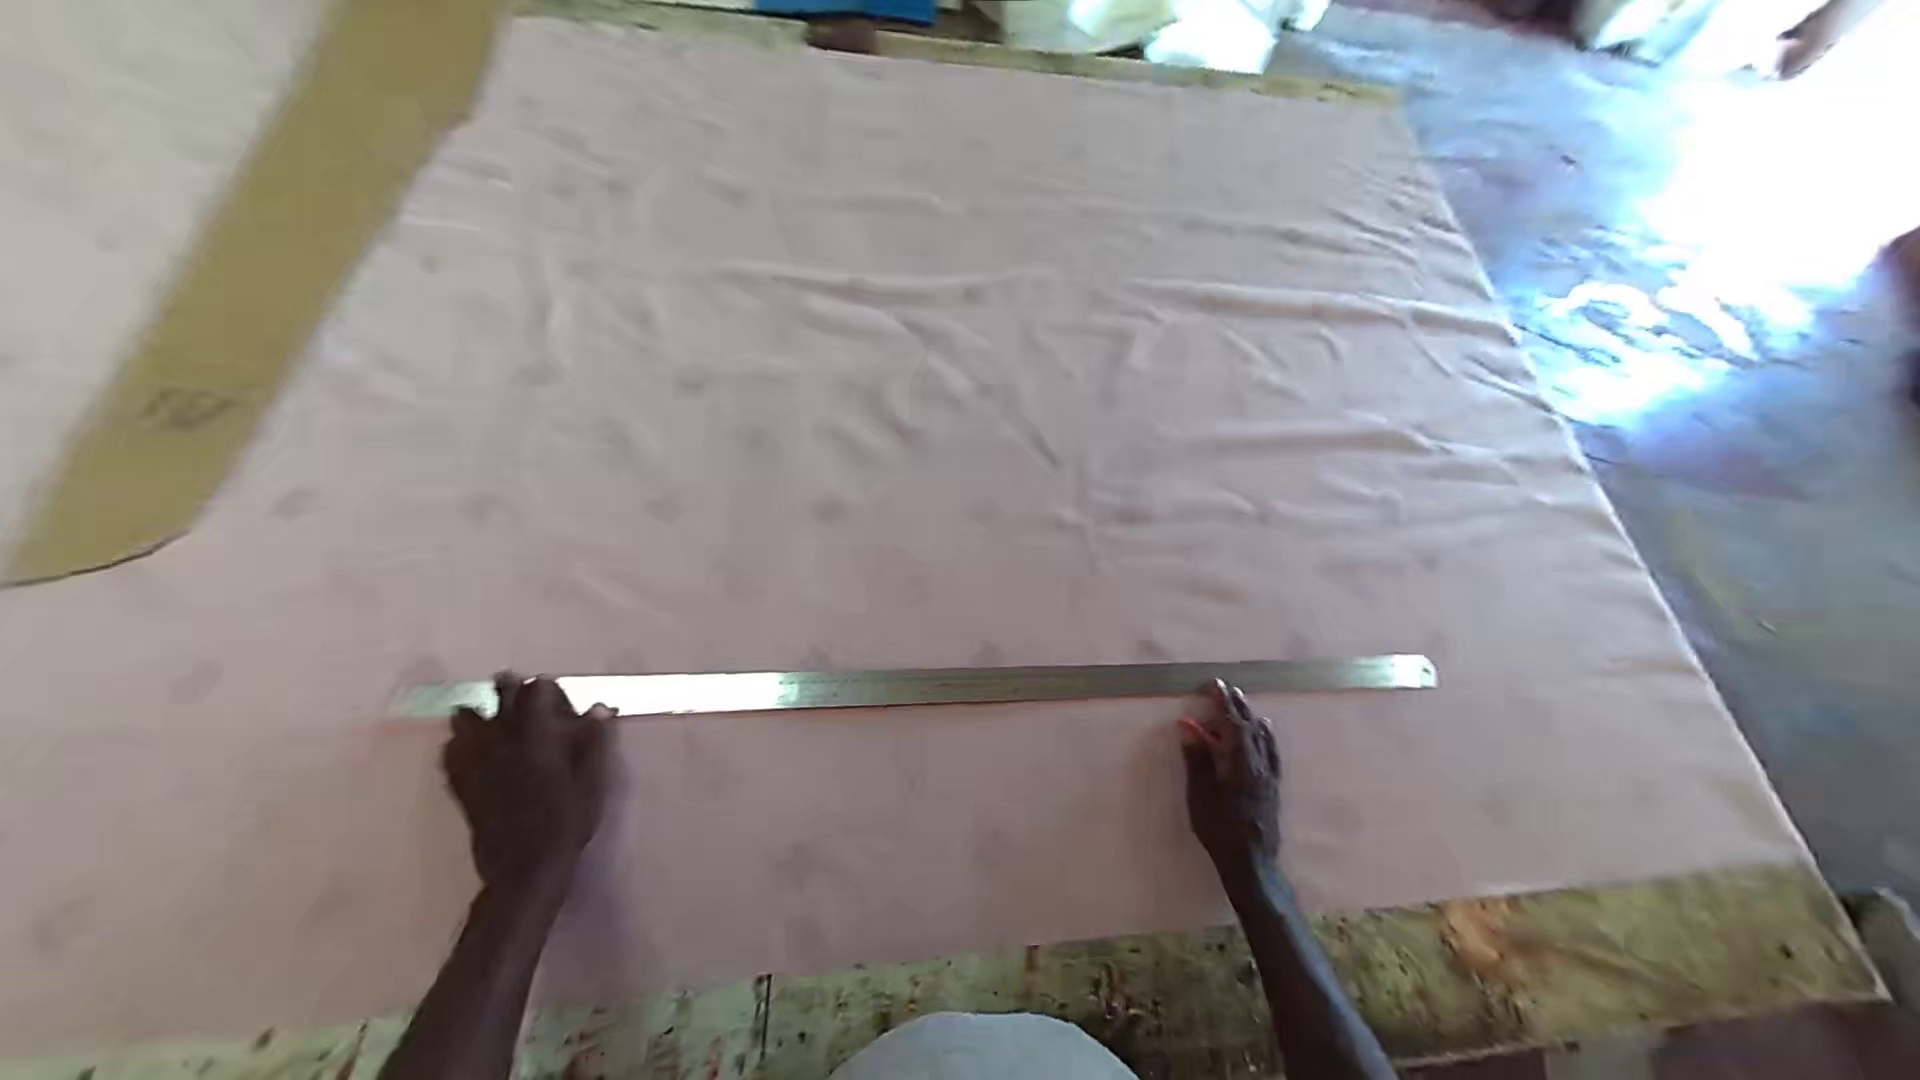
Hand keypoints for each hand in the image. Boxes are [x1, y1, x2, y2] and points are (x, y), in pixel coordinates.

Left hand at [442, 673, 611, 891]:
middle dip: (505, 690)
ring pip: (467, 731)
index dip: (542, 687)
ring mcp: (480, 771)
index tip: (546, 680)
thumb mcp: (594, 782)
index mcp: (539, 745)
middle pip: (500, 709)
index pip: (537, 702)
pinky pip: (450, 763)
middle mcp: (505, 750)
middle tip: (508, 677)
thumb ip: (595, 743)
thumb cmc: (569, 823)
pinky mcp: (465, 792)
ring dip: (471, 714)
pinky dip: (450, 748)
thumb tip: (599, 708)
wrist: (526, 869)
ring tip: (470, 706)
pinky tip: (451, 744)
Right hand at [1179, 679, 1280, 876]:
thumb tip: (1188, 726)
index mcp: (1241, 765)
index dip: (1224, 703)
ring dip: (1251, 718)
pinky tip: (1265, 733)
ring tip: (1244, 704)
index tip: (1215, 686)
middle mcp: (1260, 766)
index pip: (1234, 725)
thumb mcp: (1201, 794)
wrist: (1252, 864)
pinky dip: (1266, 737)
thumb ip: (1197, 759)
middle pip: (1250, 728)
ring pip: (1263, 739)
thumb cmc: (1220, 829)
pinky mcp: (1273, 788)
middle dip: (1237, 706)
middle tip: (1227, 689)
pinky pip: (1271, 753)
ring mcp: (1269, 777)